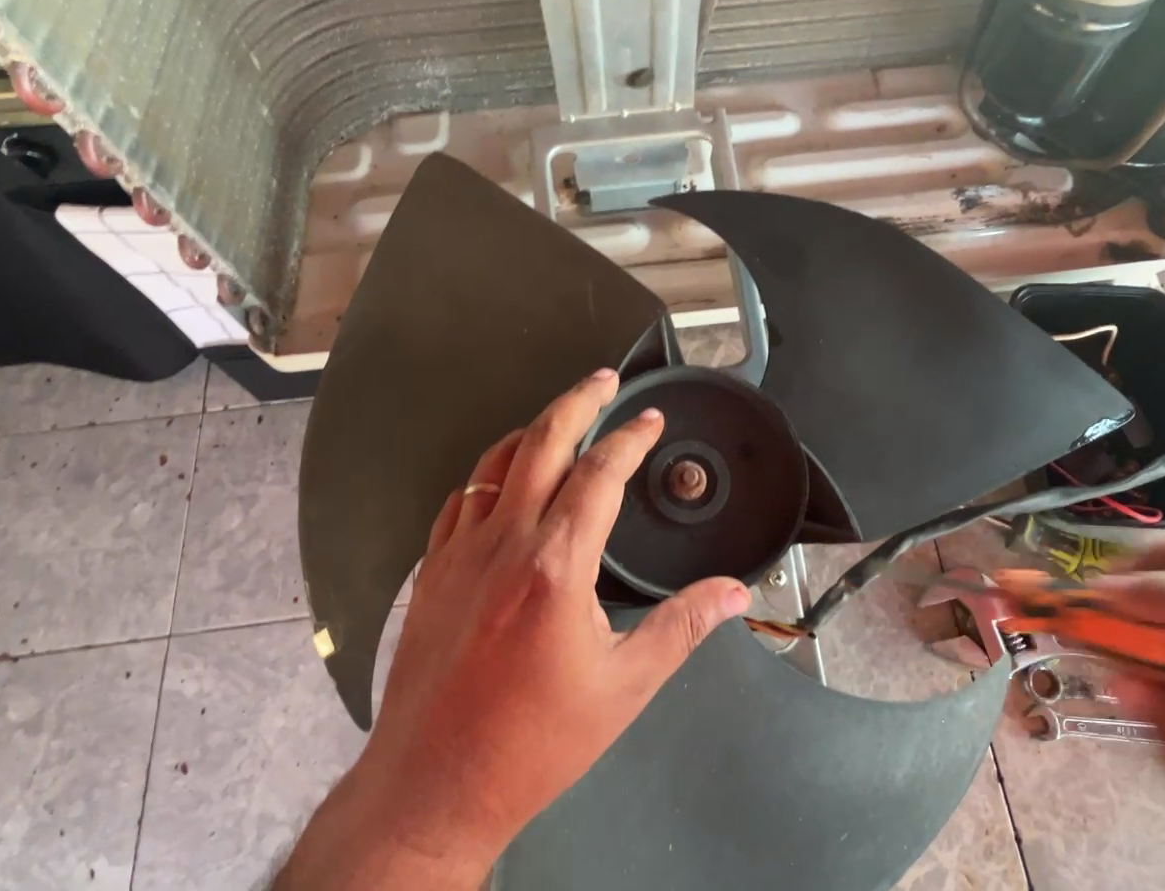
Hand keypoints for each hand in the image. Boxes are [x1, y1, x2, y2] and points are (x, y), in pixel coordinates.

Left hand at [278, 368, 752, 890]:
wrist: (434, 784)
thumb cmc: (531, 742)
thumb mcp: (624, 687)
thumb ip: (682, 627)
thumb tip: (732, 594)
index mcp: (556, 564)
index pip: (599, 474)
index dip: (630, 438)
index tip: (649, 420)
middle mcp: (503, 544)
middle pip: (541, 443)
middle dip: (577, 401)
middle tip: (603, 381)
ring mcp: (459, 554)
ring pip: (494, 463)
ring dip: (530, 431)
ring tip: (560, 418)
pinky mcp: (432, 573)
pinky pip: (459, 501)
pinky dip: (486, 476)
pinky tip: (500, 482)